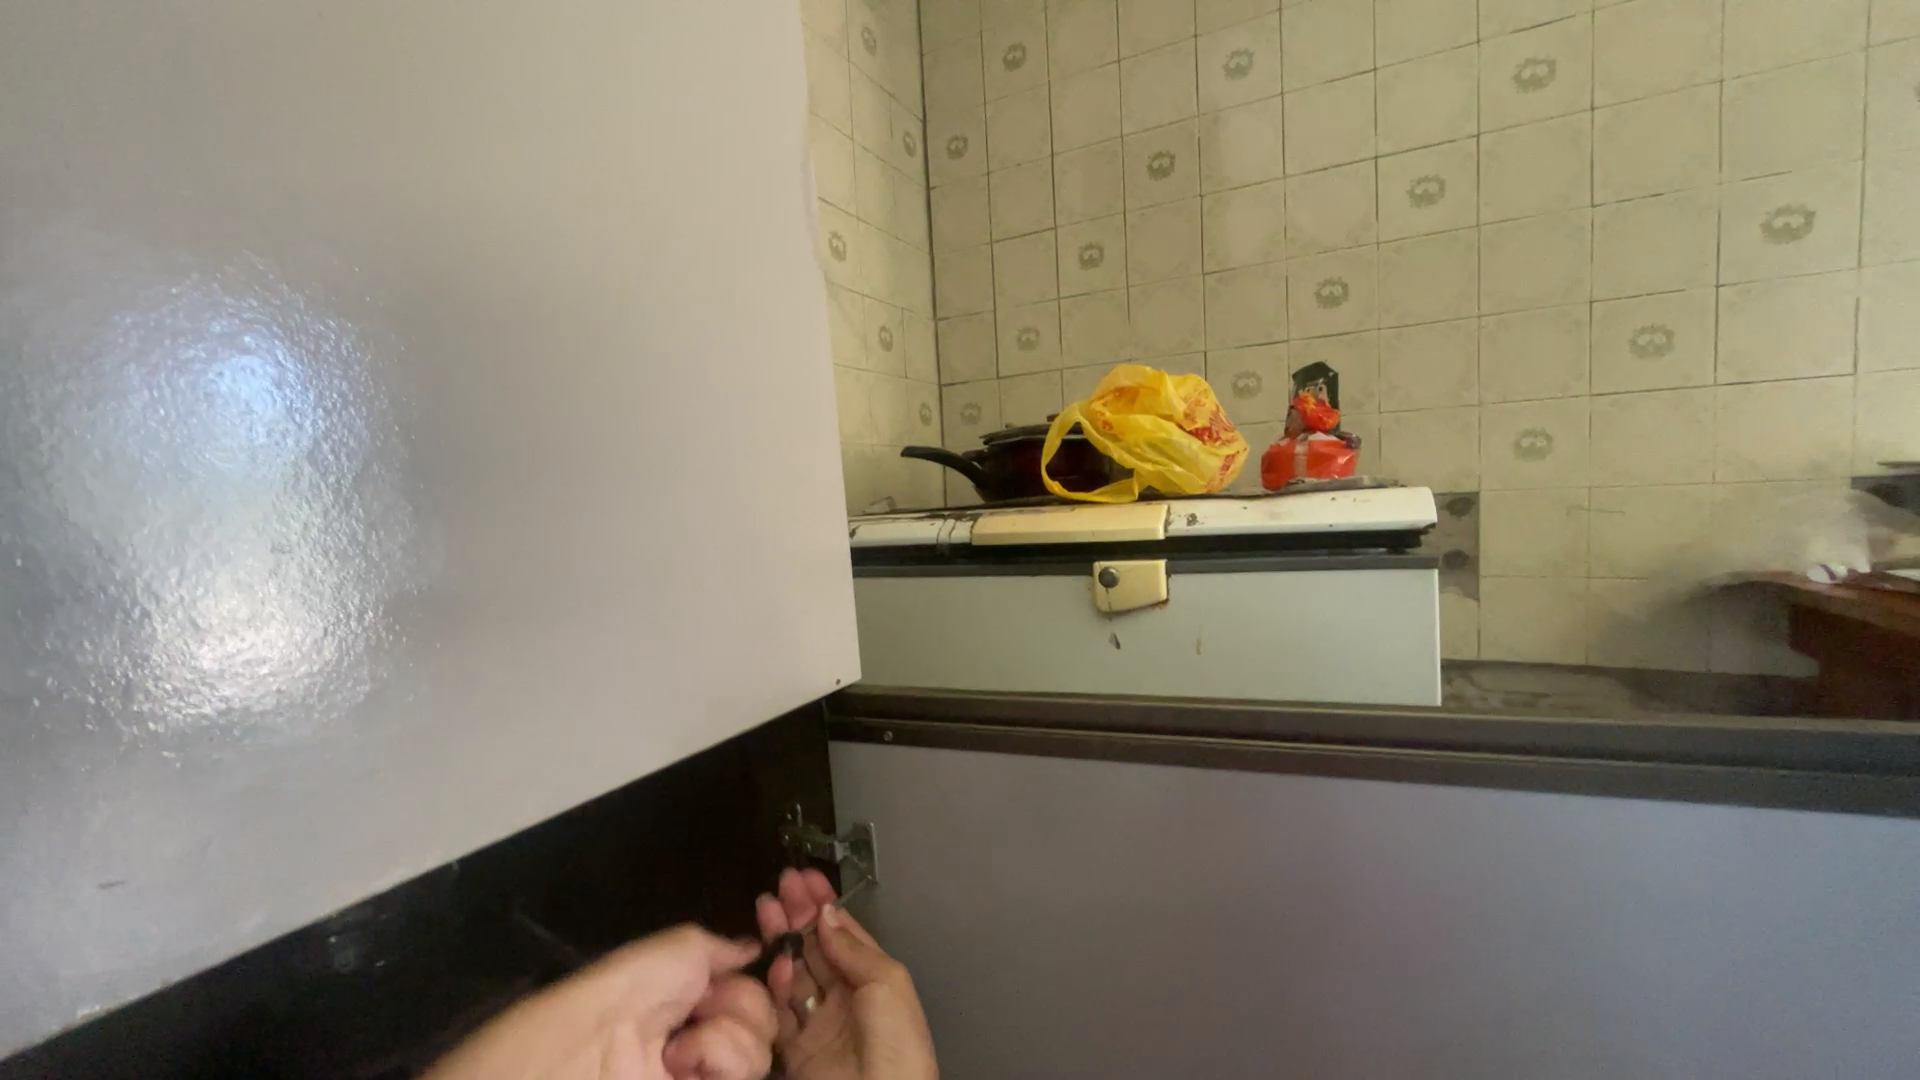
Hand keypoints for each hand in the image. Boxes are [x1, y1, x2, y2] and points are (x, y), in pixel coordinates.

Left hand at [423, 925, 777, 1079]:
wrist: (598, 1039)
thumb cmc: (641, 983)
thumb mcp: (689, 944)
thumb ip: (729, 949)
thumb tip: (757, 949)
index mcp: (709, 997)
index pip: (762, 994)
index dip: (764, 985)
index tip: (759, 974)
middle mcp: (715, 1034)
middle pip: (769, 1023)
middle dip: (742, 1008)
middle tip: (701, 1010)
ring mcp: (709, 1073)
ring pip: (759, 1054)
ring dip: (723, 1041)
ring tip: (678, 1048)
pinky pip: (743, 1077)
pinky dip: (718, 1062)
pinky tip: (682, 1065)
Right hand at [755, 869, 937, 1079]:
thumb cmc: (897, 1043)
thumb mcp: (887, 984)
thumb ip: (852, 948)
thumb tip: (827, 914)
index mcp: (874, 976)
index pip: (843, 931)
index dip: (823, 904)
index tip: (805, 878)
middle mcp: (845, 994)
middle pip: (815, 946)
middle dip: (798, 914)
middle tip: (780, 885)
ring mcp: (820, 1022)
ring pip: (794, 973)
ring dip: (780, 941)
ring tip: (765, 908)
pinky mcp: (797, 1051)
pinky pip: (780, 1012)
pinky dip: (774, 987)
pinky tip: (775, 962)